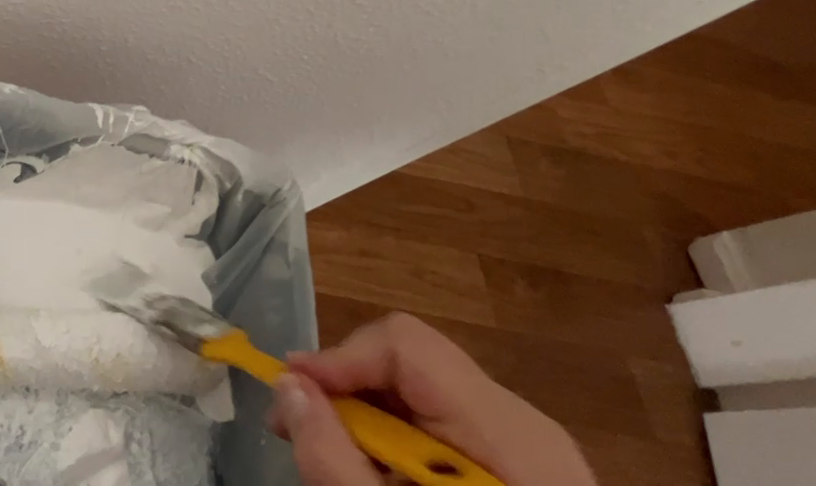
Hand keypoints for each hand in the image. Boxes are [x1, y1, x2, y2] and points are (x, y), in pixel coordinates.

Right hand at [268, 313, 597, 485]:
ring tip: (334, 457)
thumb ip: (337, 459)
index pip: (404, 343)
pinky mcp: (520, 465)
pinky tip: (379, 474)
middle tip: (293, 426)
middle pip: (406, 362)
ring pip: (417, 391)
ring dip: (364, 416)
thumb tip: (289, 386)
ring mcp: (526, 444)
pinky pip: (440, 422)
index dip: (338, 357)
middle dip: (343, 389)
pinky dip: (396, 439)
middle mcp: (522, 422)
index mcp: (508, 432)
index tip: (290, 390)